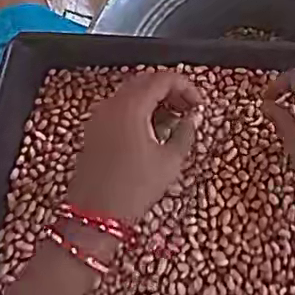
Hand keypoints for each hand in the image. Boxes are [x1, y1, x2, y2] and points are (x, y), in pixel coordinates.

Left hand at [68, 71, 204, 222]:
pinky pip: (121, 107)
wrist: (94, 215)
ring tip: (176, 120)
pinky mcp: (95, 129)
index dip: (187, 87)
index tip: (200, 105)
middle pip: (146, 80)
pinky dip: (140, 109)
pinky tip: (154, 130)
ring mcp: (100, 116)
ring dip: (156, 100)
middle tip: (190, 109)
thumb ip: (186, 132)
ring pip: (132, 93)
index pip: (163, 78)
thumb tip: (193, 118)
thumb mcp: (170, 161)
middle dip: (172, 90)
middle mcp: (112, 104)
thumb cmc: (135, 188)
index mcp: (131, 106)